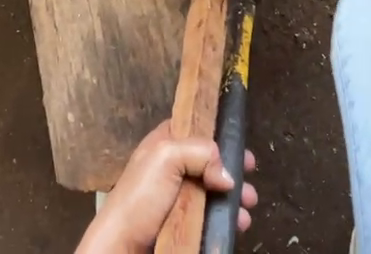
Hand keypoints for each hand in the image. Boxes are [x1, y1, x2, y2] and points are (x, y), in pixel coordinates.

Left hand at [76, 122, 258, 252]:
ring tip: (248, 207)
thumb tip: (226, 175)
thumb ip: (199, 152)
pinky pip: (211, 216)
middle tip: (249, 178)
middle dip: (233, 169)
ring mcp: (178, 197)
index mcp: (165, 143)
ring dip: (235, 197)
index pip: (195, 129)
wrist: (122, 248)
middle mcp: (173, 167)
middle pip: (210, 161)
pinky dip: (227, 218)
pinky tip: (239, 224)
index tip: (239, 145)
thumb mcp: (165, 158)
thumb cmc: (140, 198)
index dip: (218, 134)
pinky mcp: (183, 224)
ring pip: (214, 191)